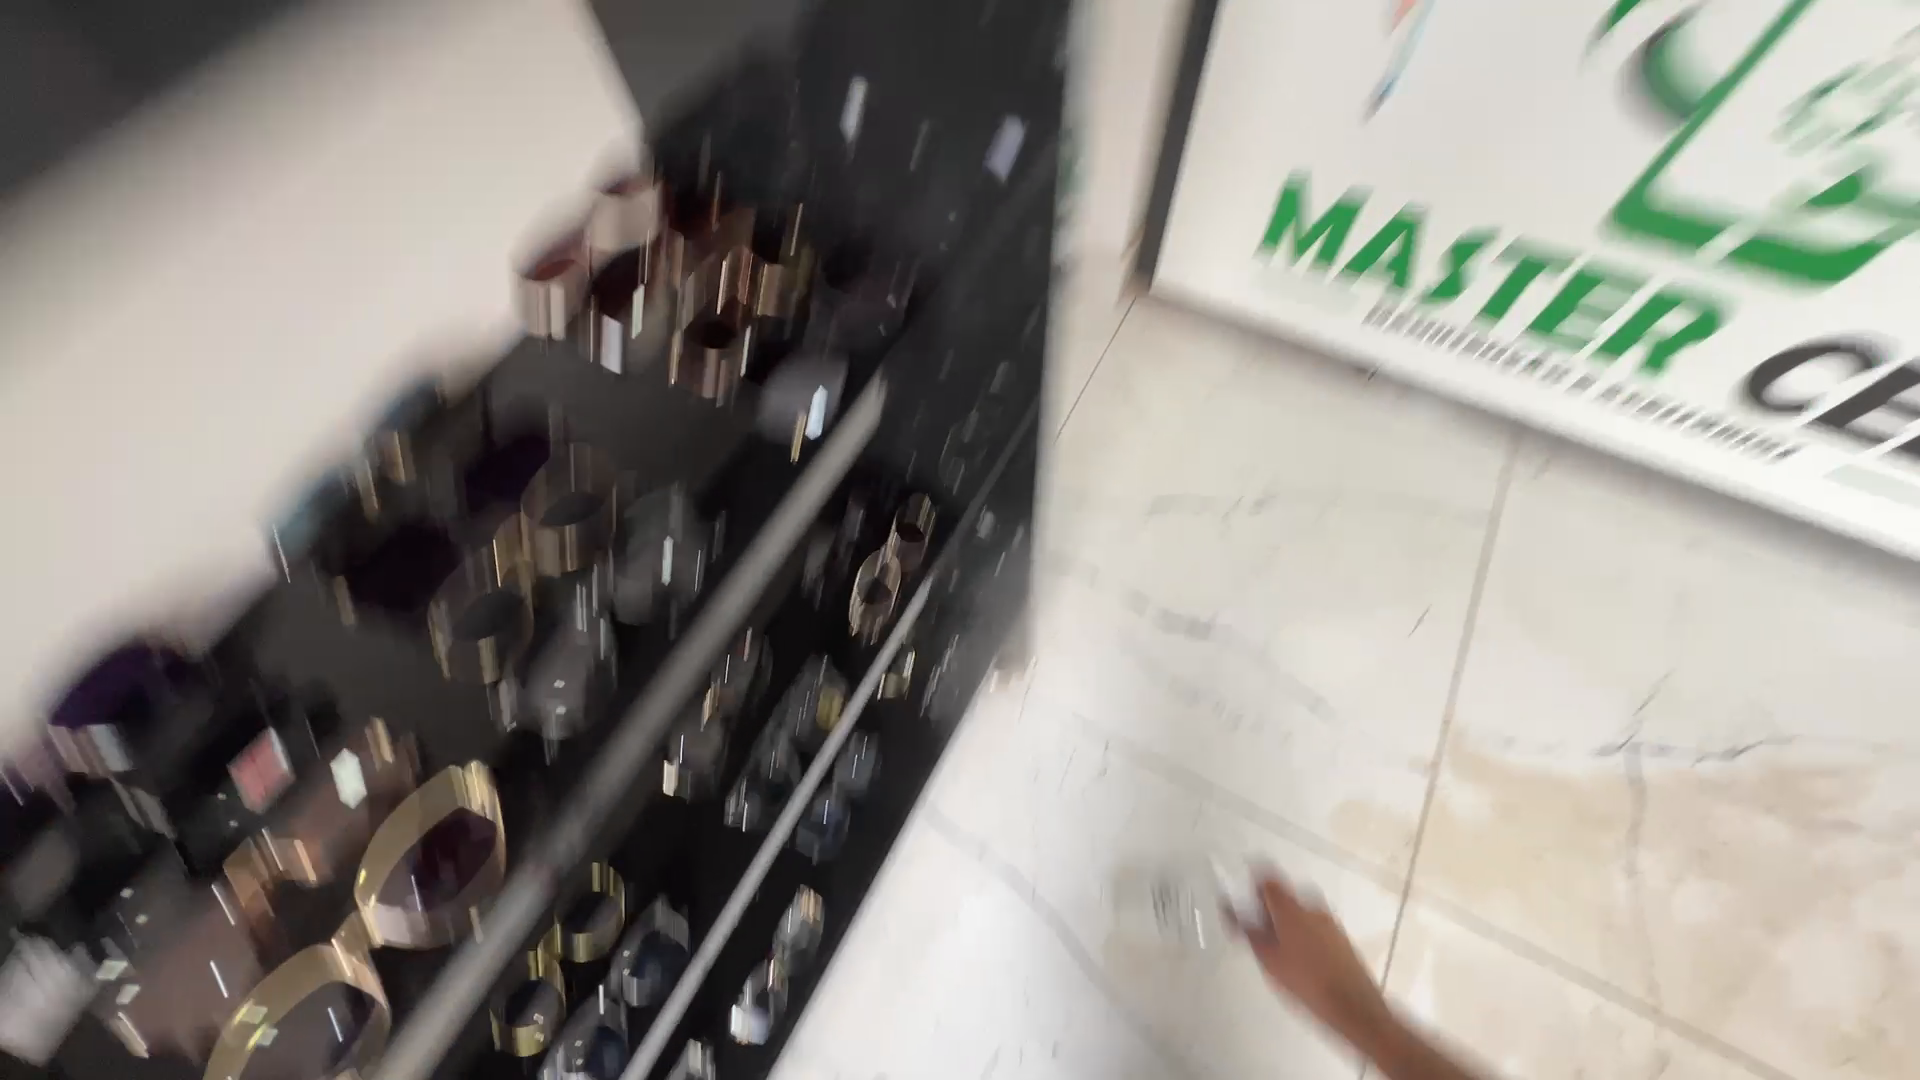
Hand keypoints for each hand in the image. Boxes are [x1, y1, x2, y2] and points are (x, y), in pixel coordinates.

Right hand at [1234, 872, 1394, 1047]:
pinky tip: (1303, 963)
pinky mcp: (1343, 939)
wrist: (1356, 1009)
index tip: (1245, 904)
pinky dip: (1305, 936)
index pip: (1266, 881)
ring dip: (1288, 924)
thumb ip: (1245, 930)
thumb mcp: (1267, 959)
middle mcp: (1312, 907)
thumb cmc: (1306, 982)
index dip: (1252, 888)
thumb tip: (1228, 909)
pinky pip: (1316, 927)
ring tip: (1281, 953)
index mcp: (1290, 907)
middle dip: (1270, 910)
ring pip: (1301, 913)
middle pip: (1284, 896)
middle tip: (1260, 933)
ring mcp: (1331, 923)